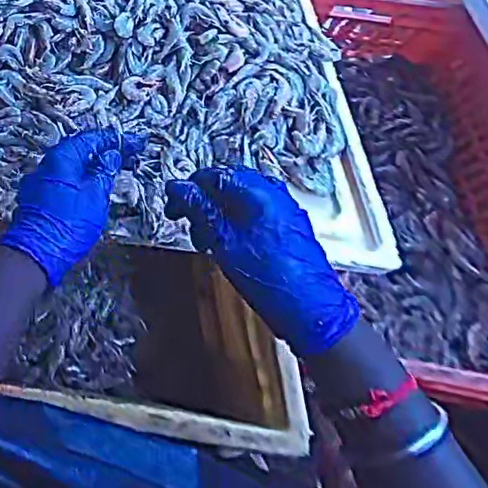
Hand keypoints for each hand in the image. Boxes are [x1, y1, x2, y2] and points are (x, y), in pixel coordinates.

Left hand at [0, 129, 146, 286]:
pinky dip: (79, 180)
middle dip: (103, 152)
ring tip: (113, 171)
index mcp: (60, 157)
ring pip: (70, 167)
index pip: (90, 139)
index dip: (113, 140)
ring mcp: (38, 181)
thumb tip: (111, 154)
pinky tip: (91, 188)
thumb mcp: (95, 196)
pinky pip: (62, 180)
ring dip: (92, 167)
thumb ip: (104, 171)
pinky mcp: (36, 198)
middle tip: (128, 157)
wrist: (37, 252)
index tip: (134, 142)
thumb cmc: (68, 223)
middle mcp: (45, 164)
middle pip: (78, 151)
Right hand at [166, 167, 358, 354]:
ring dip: (218, 216)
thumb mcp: (222, 239)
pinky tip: (229, 245)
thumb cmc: (270, 276)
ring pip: (239, 201)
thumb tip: (178, 187)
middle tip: (190, 225)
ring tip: (209, 241)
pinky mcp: (290, 226)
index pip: (211, 175)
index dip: (187, 191)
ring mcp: (285, 209)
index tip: (175, 207)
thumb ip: (198, 208)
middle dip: (203, 204)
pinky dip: (236, 224)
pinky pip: (254, 214)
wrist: (313, 313)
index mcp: (256, 189)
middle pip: (226, 185)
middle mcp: (274, 193)